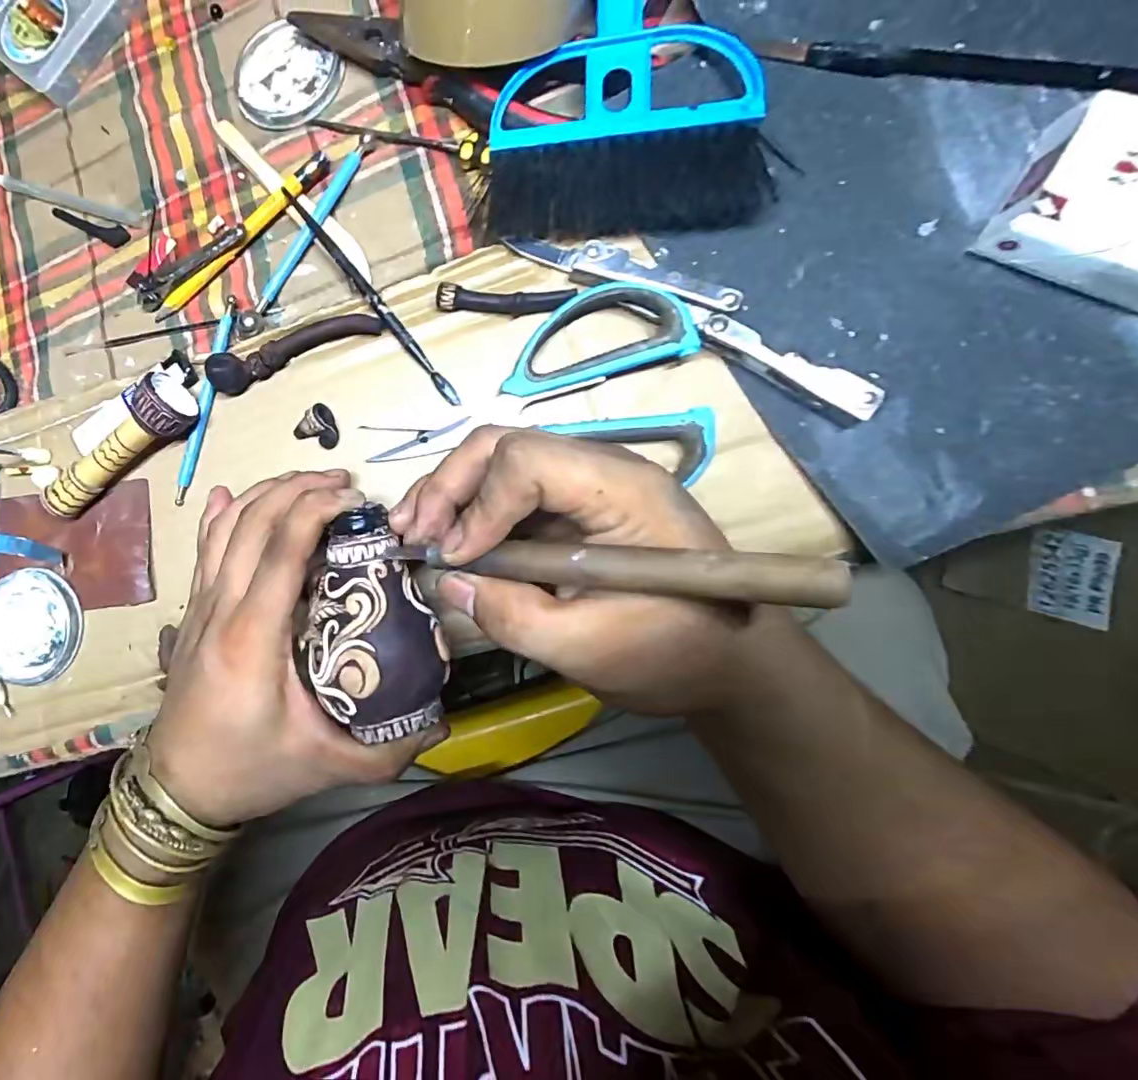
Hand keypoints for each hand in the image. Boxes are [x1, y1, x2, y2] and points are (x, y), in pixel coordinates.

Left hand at [147, 472, 446, 826]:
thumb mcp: (328, 766)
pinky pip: (202, 549)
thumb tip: (441, 722)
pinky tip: (226, 494)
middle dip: (297, 489)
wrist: (178, 785)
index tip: (354, 499)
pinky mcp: (193, 612)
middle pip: (252, 524)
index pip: (281, 548)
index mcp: (252, 638)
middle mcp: (221, 608)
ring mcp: (201, 606)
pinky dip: (217, 516)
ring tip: (307, 484)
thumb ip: (390, 748)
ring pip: (225, 527)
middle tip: (343, 484)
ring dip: (264, 495)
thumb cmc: (250, 770)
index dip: (316, 509)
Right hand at [390, 428, 781, 716]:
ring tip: (409, 533)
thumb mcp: (589, 650)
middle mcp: (597, 471)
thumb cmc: (674, 655)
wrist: (728, 661)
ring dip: (443, 494)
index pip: (527, 462)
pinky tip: (436, 539)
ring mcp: (578, 487)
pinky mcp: (562, 510)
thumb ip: (512, 617)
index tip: (454, 558)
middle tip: (411, 534)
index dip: (478, 506)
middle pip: (499, 446)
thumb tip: (446, 581)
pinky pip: (499, 493)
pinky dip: (460, 513)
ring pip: (491, 462)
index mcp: (621, 492)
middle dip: (446, 487)